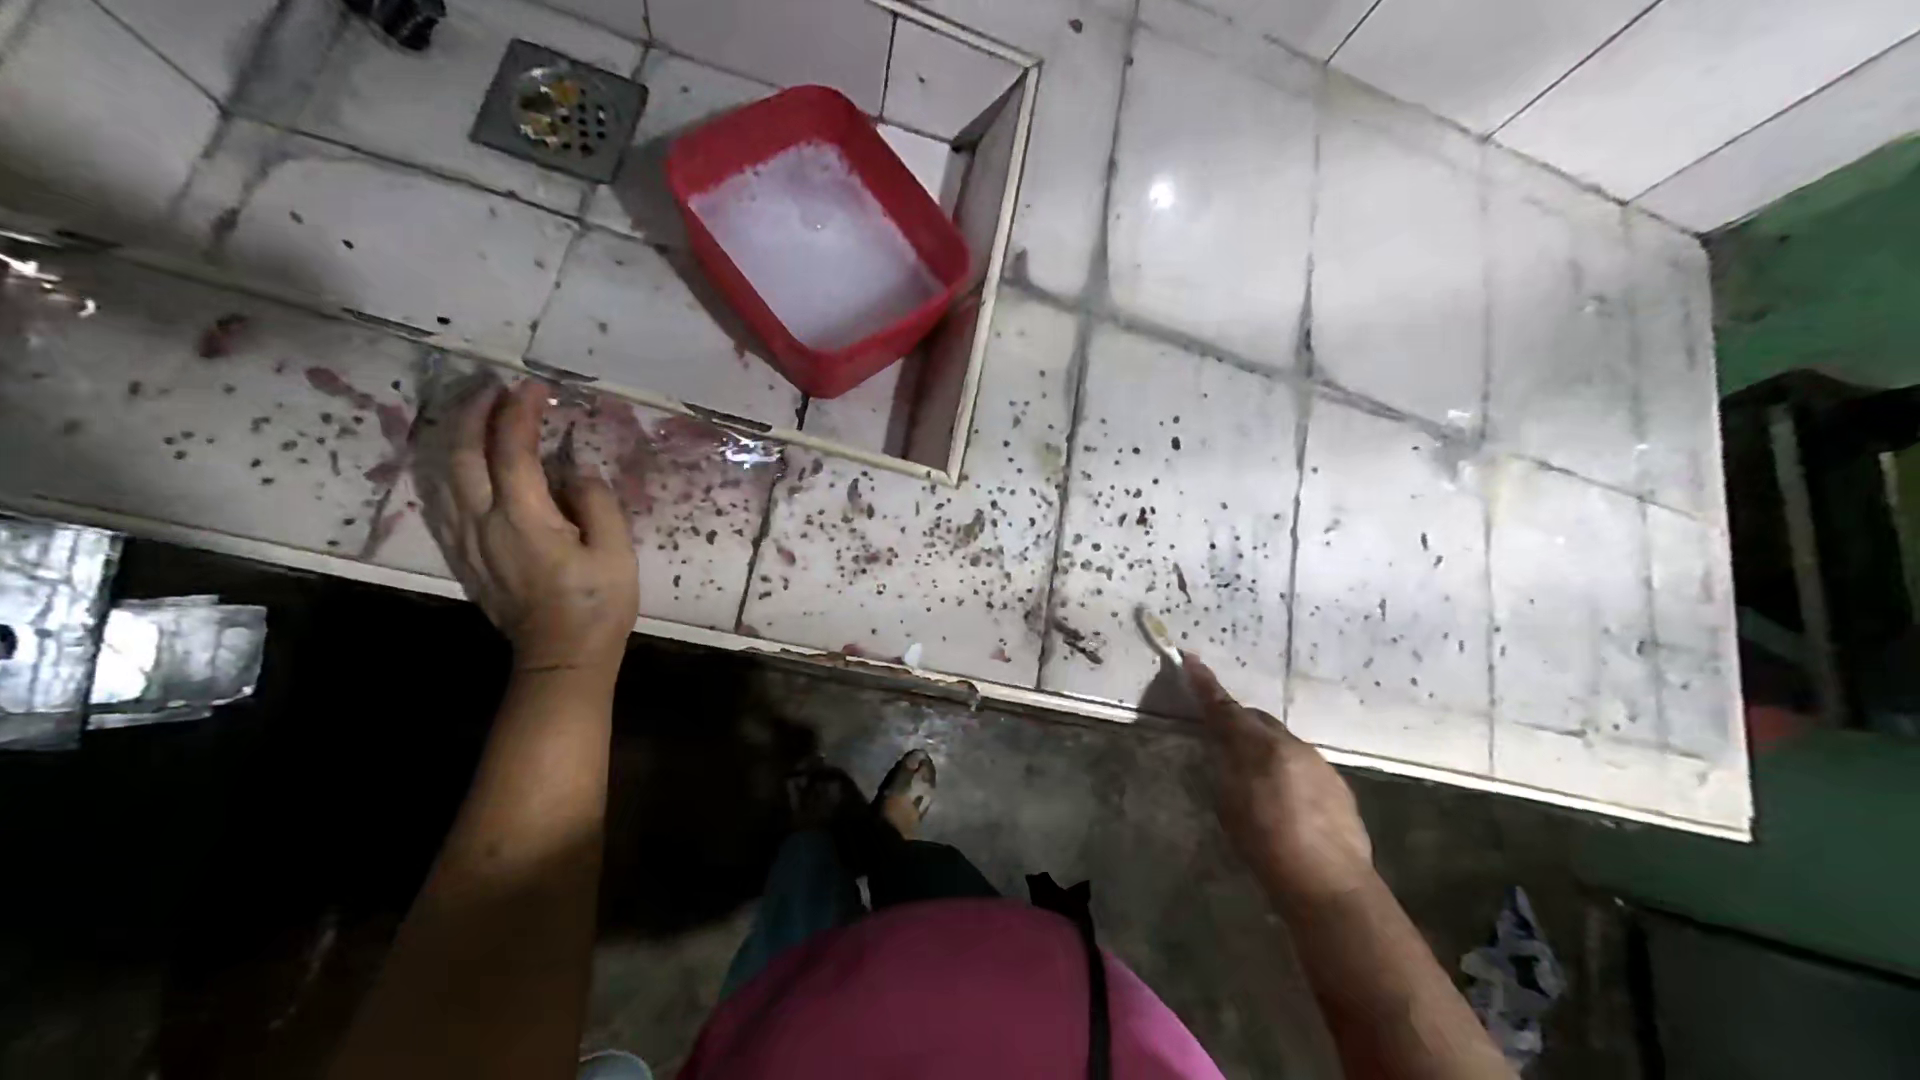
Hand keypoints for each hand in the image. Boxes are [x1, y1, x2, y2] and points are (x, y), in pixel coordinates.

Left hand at [427, 378, 638, 675]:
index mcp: (525, 519)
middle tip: (493, 387)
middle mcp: (484, 523)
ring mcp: (467, 540)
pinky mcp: (464, 555)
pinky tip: (461, 460)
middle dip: (473, 413)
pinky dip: (448, 468)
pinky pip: (443, 500)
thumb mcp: (616, 551)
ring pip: (443, 475)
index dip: (520, 413)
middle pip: (461, 454)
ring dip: (454, 436)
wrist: (562, 656)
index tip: (534, 387)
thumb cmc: (598, 604)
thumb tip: (574, 472)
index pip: (512, 451)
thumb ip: (596, 502)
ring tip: (473, 413)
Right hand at [1183, 653, 1374, 903]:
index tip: (1191, 659)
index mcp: (1259, 746)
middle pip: (1257, 719)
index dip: (1205, 684)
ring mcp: (1320, 764)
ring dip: (1264, 749)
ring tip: (1253, 779)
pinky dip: (1286, 771)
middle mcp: (1292, 745)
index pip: (1225, 707)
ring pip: (1282, 742)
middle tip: (1220, 739)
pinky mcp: (1338, 786)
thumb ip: (1225, 765)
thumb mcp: (1228, 803)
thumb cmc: (1265, 844)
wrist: (1329, 884)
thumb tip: (1223, 745)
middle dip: (1238, 722)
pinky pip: (1302, 764)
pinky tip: (1284, 802)